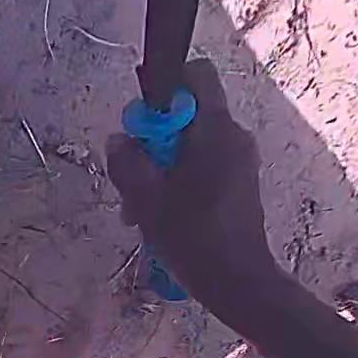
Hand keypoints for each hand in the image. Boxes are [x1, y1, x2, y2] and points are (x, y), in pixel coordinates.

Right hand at [105, 57, 285, 320]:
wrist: (238, 282)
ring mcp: (237, 160)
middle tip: (131, 180)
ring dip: (157, 168)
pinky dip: (173, 181)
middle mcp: (232, 136)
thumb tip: (119, 139)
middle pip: (184, 115)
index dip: (163, 88)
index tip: (140, 125)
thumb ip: (128, 163)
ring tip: (139, 208)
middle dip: (151, 141)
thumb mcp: (147, 200)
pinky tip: (158, 215)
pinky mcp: (235, 182)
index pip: (195, 75)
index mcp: (215, 131)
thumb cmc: (194, 238)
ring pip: (186, 144)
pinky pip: (197, 165)